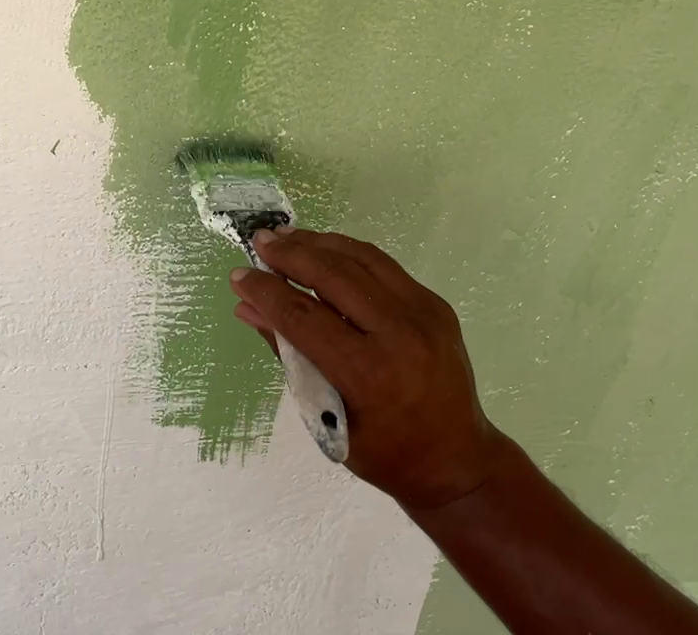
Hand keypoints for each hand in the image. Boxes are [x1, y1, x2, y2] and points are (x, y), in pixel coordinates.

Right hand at [229, 227, 504, 511]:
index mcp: (368, 373)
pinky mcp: (435, 304)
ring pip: (361, 258)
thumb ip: (288, 354)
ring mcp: (424, 314)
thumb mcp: (325, 415)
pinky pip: (383, 266)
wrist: (457, 460)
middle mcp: (400, 335)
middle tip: (258, 241)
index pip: (304, 317)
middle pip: (333, 276)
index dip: (267, 291)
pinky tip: (322, 250)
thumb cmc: (383, 452)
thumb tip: (246, 307)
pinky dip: (347, 252)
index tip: (239, 276)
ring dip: (318, 243)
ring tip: (284, 236)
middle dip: (290, 255)